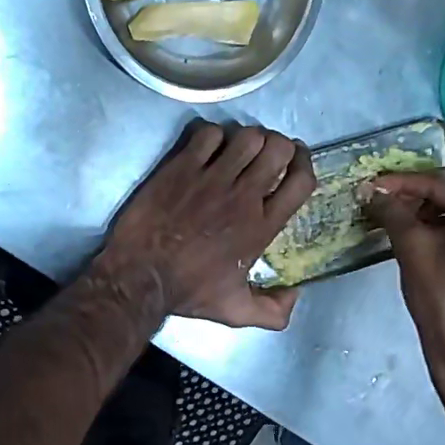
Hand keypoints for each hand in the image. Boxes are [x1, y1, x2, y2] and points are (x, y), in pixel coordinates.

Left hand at [100, 122, 316, 329]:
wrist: (140, 275)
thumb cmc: (188, 292)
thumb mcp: (236, 311)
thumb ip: (273, 310)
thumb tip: (296, 296)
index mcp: (262, 226)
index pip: (301, 181)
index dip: (304, 162)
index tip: (296, 159)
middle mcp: (243, 196)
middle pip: (277, 148)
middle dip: (277, 144)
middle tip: (265, 151)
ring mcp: (211, 177)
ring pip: (246, 136)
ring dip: (247, 137)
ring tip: (238, 147)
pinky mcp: (181, 167)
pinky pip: (208, 133)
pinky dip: (212, 135)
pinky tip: (206, 147)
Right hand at [368, 166, 444, 409]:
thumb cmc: (442, 297)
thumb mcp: (412, 248)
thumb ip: (393, 212)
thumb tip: (373, 192)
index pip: (443, 185)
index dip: (405, 183)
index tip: (376, 185)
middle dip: (435, 184)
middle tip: (404, 197)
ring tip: (417, 215)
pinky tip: (441, 230)